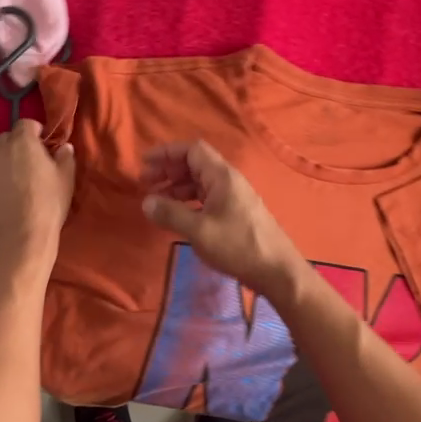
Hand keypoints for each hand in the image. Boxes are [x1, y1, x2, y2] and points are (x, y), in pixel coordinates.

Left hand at [0, 120, 75, 257]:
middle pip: (5, 140)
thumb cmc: (49, 204)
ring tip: (14, 186)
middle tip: (28, 166)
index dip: (35, 133)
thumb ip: (65, 157)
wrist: (23, 237)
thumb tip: (63, 147)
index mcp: (21, 142)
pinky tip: (3, 203)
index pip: (25, 124)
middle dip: (16, 148)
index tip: (42, 145)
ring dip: (2, 167)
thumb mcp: (66, 178)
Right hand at [140, 141, 304, 296]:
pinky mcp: (234, 214)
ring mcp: (233, 198)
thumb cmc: (238, 246)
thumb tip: (146, 202)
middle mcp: (228, 181)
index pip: (192, 150)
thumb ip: (171, 214)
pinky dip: (187, 201)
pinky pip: (206, 199)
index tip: (145, 163)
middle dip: (168, 170)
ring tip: (156, 200)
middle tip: (145, 183)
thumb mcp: (199, 231)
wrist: (275, 270)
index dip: (167, 153)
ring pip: (199, 183)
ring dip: (176, 187)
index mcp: (222, 177)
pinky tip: (176, 214)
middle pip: (195, 165)